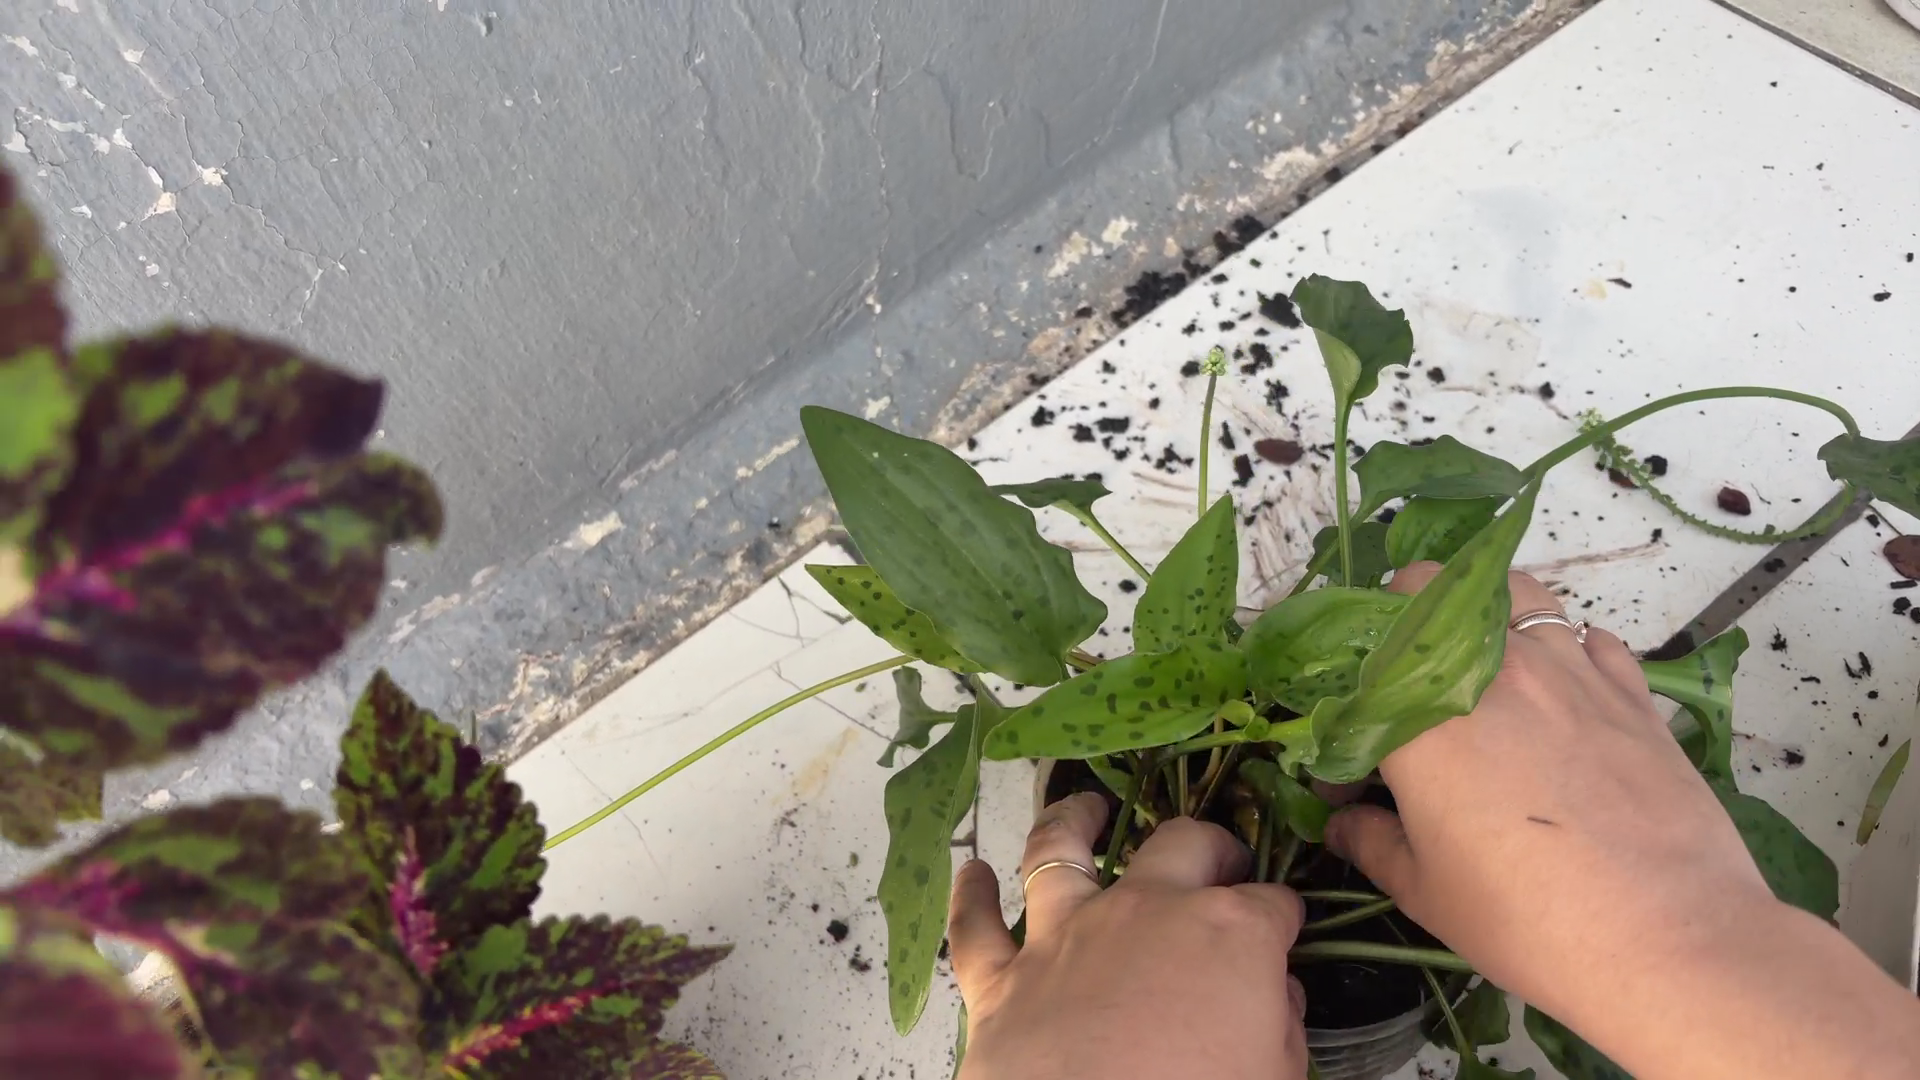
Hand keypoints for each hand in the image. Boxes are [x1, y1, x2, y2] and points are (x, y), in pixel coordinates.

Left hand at [949, 792, 1307, 1079]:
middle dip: (1209, 844)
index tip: (1284, 921)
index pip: (1267, 904)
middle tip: (1216, 857)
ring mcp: (1066, 933)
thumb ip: (1281, 1029)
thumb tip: (1278, 992)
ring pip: (1059, 850)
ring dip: (1071, 820)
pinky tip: (973, 873)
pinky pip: (976, 927)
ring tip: (1084, 806)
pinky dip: (971, 897)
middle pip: (1180, 844)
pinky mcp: (1004, 977)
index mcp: (1226, 935)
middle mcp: (1144, 908)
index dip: (1281, 911)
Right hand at [1323, 564, 1770, 1019]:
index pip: (1357, 671)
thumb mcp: (1422, 889)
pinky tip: (1565, 690)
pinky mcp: (1628, 693)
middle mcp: (1483, 673)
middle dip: (1403, 608)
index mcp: (1416, 716)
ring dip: (1490, 613)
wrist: (1676, 947)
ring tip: (1487, 656)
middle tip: (1407, 665)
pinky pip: (1592, 639)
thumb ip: (1369, 842)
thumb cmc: (1526, 917)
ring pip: (1516, 594)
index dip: (1343, 707)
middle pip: (1427, 587)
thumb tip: (1340, 823)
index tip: (1353, 770)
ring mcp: (1563, 673)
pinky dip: (1570, 651)